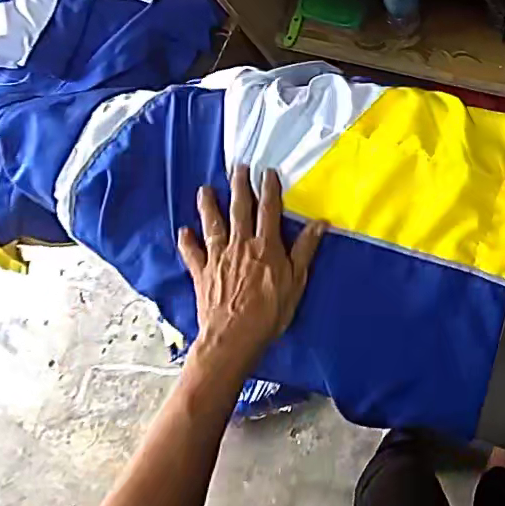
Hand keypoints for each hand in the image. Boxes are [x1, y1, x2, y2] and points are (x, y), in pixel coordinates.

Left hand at [176, 164, 326, 380]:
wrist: (233, 337)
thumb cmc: (271, 310)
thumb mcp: (297, 280)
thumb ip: (305, 249)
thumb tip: (320, 223)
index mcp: (266, 246)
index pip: (268, 210)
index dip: (268, 189)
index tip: (267, 172)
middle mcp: (240, 246)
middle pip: (239, 211)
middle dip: (239, 187)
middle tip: (237, 168)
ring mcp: (217, 259)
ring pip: (213, 226)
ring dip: (209, 206)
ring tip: (205, 190)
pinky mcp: (202, 274)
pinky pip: (193, 253)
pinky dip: (188, 241)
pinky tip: (184, 231)